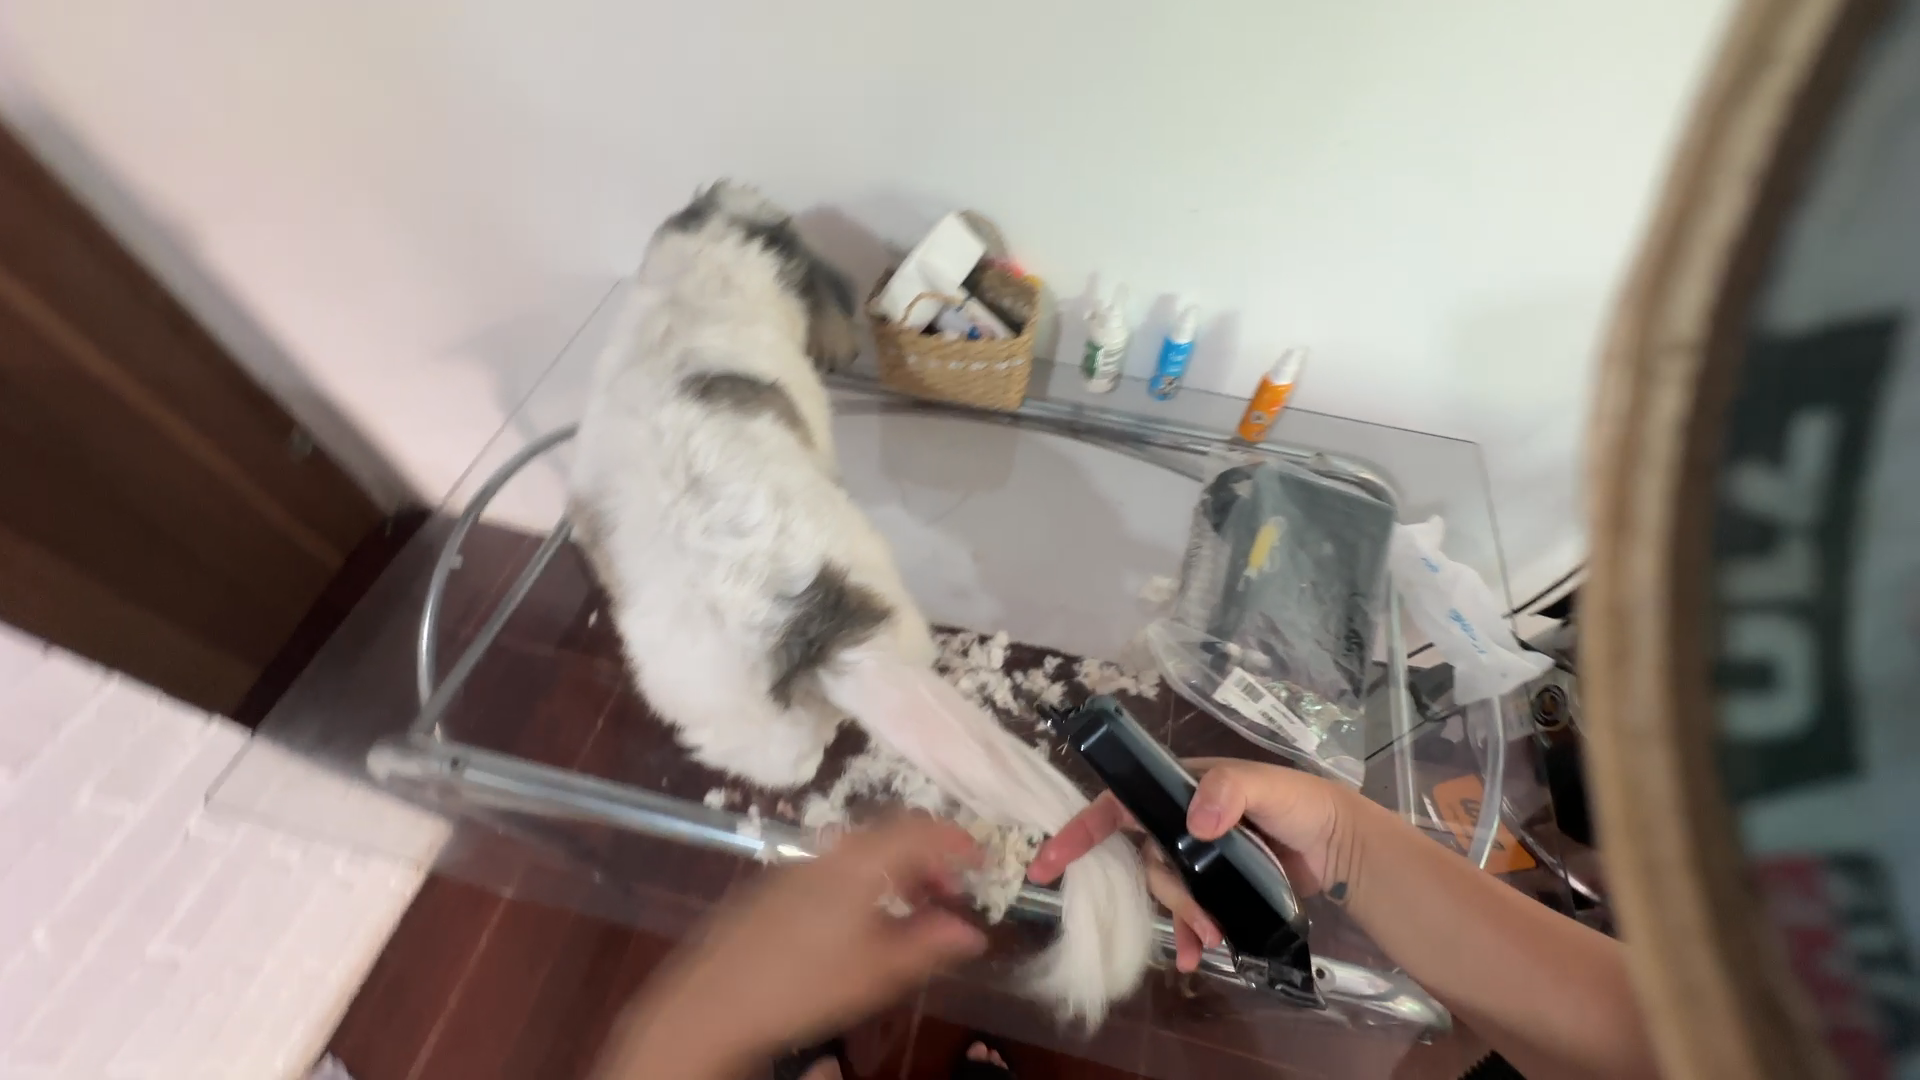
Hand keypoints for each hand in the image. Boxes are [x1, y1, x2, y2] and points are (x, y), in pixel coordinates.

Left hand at [603, 818, 987, 1077]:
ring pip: (867, 849)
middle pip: (894, 834)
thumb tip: (974, 931)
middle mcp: (835, 847)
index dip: (956, 840)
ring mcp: (804, 861)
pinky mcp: (782, 880)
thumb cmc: (806, 983)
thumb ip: (931, 943)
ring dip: (899, 871)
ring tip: (912, 910)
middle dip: (929, 859)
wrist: (713, 999)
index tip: (982, 860)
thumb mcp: (879, 969)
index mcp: (863, 858)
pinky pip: (841, 863)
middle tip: (950, 894)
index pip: (921, 829)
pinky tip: (864, 919)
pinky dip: (868, 878)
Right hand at [1026, 759, 1358, 972]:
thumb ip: (1227, 791)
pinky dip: (1187, 935)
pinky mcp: (1215, 886)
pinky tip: (1197, 958)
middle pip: (1146, 860)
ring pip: (1166, 889)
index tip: (1048, 861)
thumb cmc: (1298, 803)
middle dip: (1165, 893)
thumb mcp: (1265, 785)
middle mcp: (1178, 822)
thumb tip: (1194, 823)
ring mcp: (1195, 856)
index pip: (1118, 805)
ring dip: (1181, 917)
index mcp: (1178, 791)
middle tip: (1200, 920)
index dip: (1081, 830)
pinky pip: (1186, 913)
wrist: (1341, 845)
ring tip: (1212, 941)